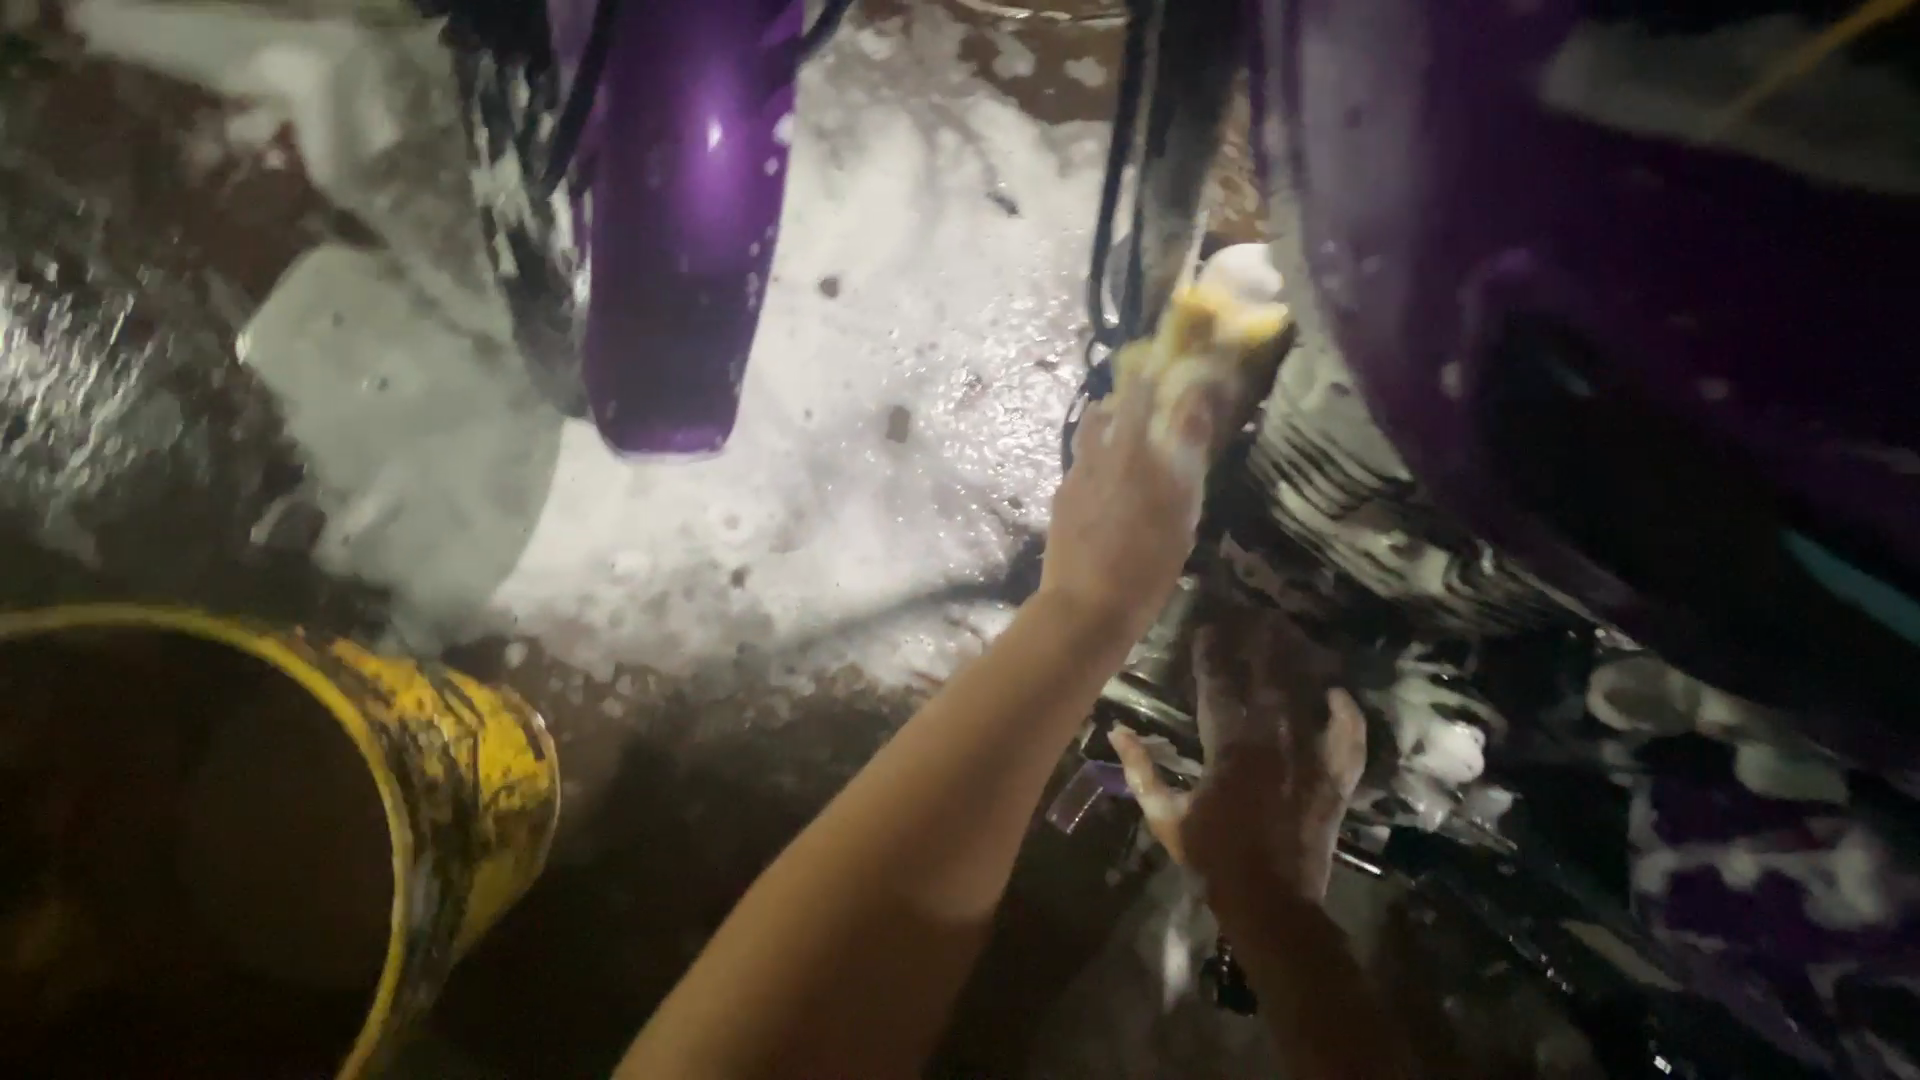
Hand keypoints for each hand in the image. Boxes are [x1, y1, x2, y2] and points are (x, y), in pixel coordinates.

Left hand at [1039, 375, 1213, 637]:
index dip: (1150, 382)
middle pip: (1103, 415)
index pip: (1139, 399)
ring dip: (1101, 429)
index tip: (1162, 374)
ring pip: (1085, 440)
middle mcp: (1096, 458)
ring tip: (1117, 436)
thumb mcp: (1181, 514)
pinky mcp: (1059, 504)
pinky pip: (1077, 468)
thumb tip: (1194, 408)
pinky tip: (1101, 480)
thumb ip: (1187, 457)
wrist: (1086, 606)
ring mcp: (1072, 480)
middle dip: (1121, 403)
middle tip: (1138, 404)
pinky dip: (1091, 462)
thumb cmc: (1146, 566)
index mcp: (1130, 454)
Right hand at [1111, 604, 1365, 900]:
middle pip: (1265, 680)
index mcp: (1227, 749)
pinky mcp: (1334, 782)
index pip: (1216, 687)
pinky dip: (1346, 717)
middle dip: (1258, 644)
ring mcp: (1308, 762)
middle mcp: (1271, 744)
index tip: (1207, 627)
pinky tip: (1338, 694)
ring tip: (1289, 634)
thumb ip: (1141, 770)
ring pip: (1303, 700)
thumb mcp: (1163, 816)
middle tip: (1255, 613)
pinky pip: (1348, 742)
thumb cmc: (1211, 858)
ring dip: (1295, 665)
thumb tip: (1117, 729)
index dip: (1210, 654)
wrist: (1271, 903)